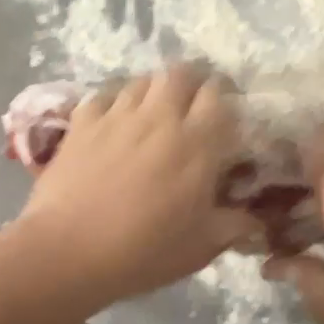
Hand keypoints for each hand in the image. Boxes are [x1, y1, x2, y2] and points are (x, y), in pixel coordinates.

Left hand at [10, 66, 259, 303]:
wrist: (68, 252)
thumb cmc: (144, 251)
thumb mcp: (202, 247)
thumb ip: (233, 225)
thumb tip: (256, 219)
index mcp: (197, 143)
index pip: (219, 95)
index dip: (224, 98)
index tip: (225, 116)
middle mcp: (159, 117)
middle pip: (180, 72)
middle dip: (190, 83)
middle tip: (190, 108)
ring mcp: (116, 115)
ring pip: (142, 80)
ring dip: (153, 91)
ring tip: (152, 114)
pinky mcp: (81, 123)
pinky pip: (103, 96)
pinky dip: (113, 103)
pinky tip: (112, 123)